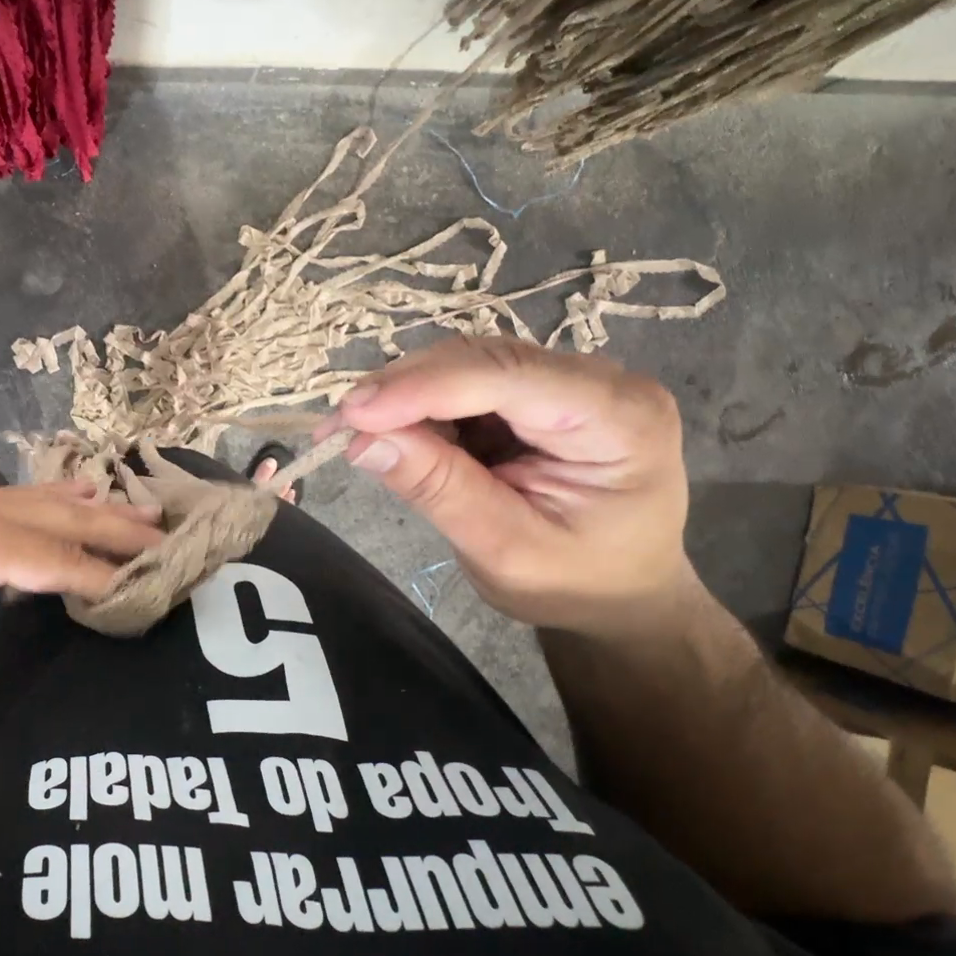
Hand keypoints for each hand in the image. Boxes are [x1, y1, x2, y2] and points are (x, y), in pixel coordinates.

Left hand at [0, 475, 161, 803]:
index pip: (47, 560)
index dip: (98, 572)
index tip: (149, 582)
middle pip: (55, 517)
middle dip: (111, 527)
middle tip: (167, 534)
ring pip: (35, 498)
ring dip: (85, 506)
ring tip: (131, 505)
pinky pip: (11, 495)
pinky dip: (49, 497)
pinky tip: (58, 494)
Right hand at [318, 337, 699, 635]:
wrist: (619, 595)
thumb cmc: (574, 584)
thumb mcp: (505, 550)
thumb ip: (440, 490)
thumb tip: (362, 441)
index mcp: (619, 420)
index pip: (508, 377)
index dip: (423, 388)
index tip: (352, 414)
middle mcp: (600, 382)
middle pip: (481, 360)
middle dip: (402, 389)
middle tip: (336, 428)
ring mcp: (568, 382)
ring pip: (464, 364)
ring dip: (402, 395)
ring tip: (354, 433)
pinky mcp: (536, 393)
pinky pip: (463, 383)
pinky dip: (417, 406)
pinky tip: (390, 432)